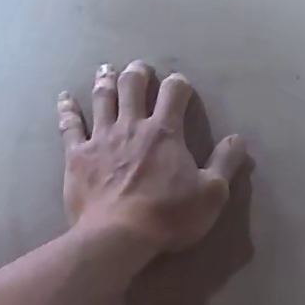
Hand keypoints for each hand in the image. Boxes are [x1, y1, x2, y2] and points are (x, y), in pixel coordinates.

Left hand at [58, 60, 249, 254]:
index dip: (179, 85)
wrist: (119, 235)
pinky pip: (70, 125)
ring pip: (102, 98)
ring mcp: (101, 138)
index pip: (174, 94)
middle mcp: (132, 126)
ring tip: (107, 70)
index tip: (181, 85)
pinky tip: (65, 98)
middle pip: (133, 86)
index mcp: (166, 132)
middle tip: (141, 69)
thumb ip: (226, 162)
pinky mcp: (78, 155)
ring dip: (106, 81)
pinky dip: (67, 109)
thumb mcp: (212, 193)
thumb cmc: (170, 216)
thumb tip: (238, 138)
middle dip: (138, 73)